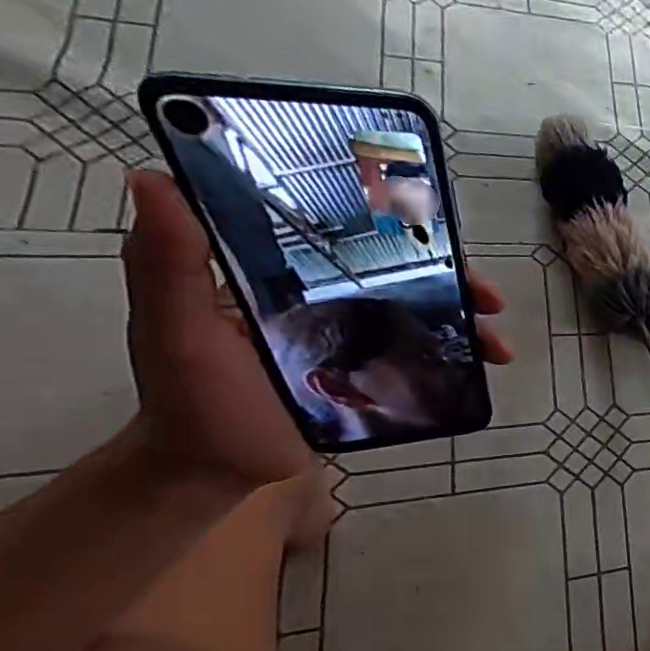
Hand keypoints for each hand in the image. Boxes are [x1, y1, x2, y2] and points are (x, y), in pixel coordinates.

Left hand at [121, 171, 513, 491]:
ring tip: (495, 334)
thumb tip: (154, 177)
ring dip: (464, 314)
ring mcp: (353, 333)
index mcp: (286, 269)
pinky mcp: (369, 371)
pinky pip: (419, 352)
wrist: (214, 473)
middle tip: (485, 290)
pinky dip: (455, 354)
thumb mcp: (174, 330)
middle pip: (401, 269)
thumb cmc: (193, 399)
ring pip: (420, 310)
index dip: (398, 220)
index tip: (439, 222)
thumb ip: (166, 263)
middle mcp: (326, 293)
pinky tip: (483, 363)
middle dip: (452, 273)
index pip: (350, 228)